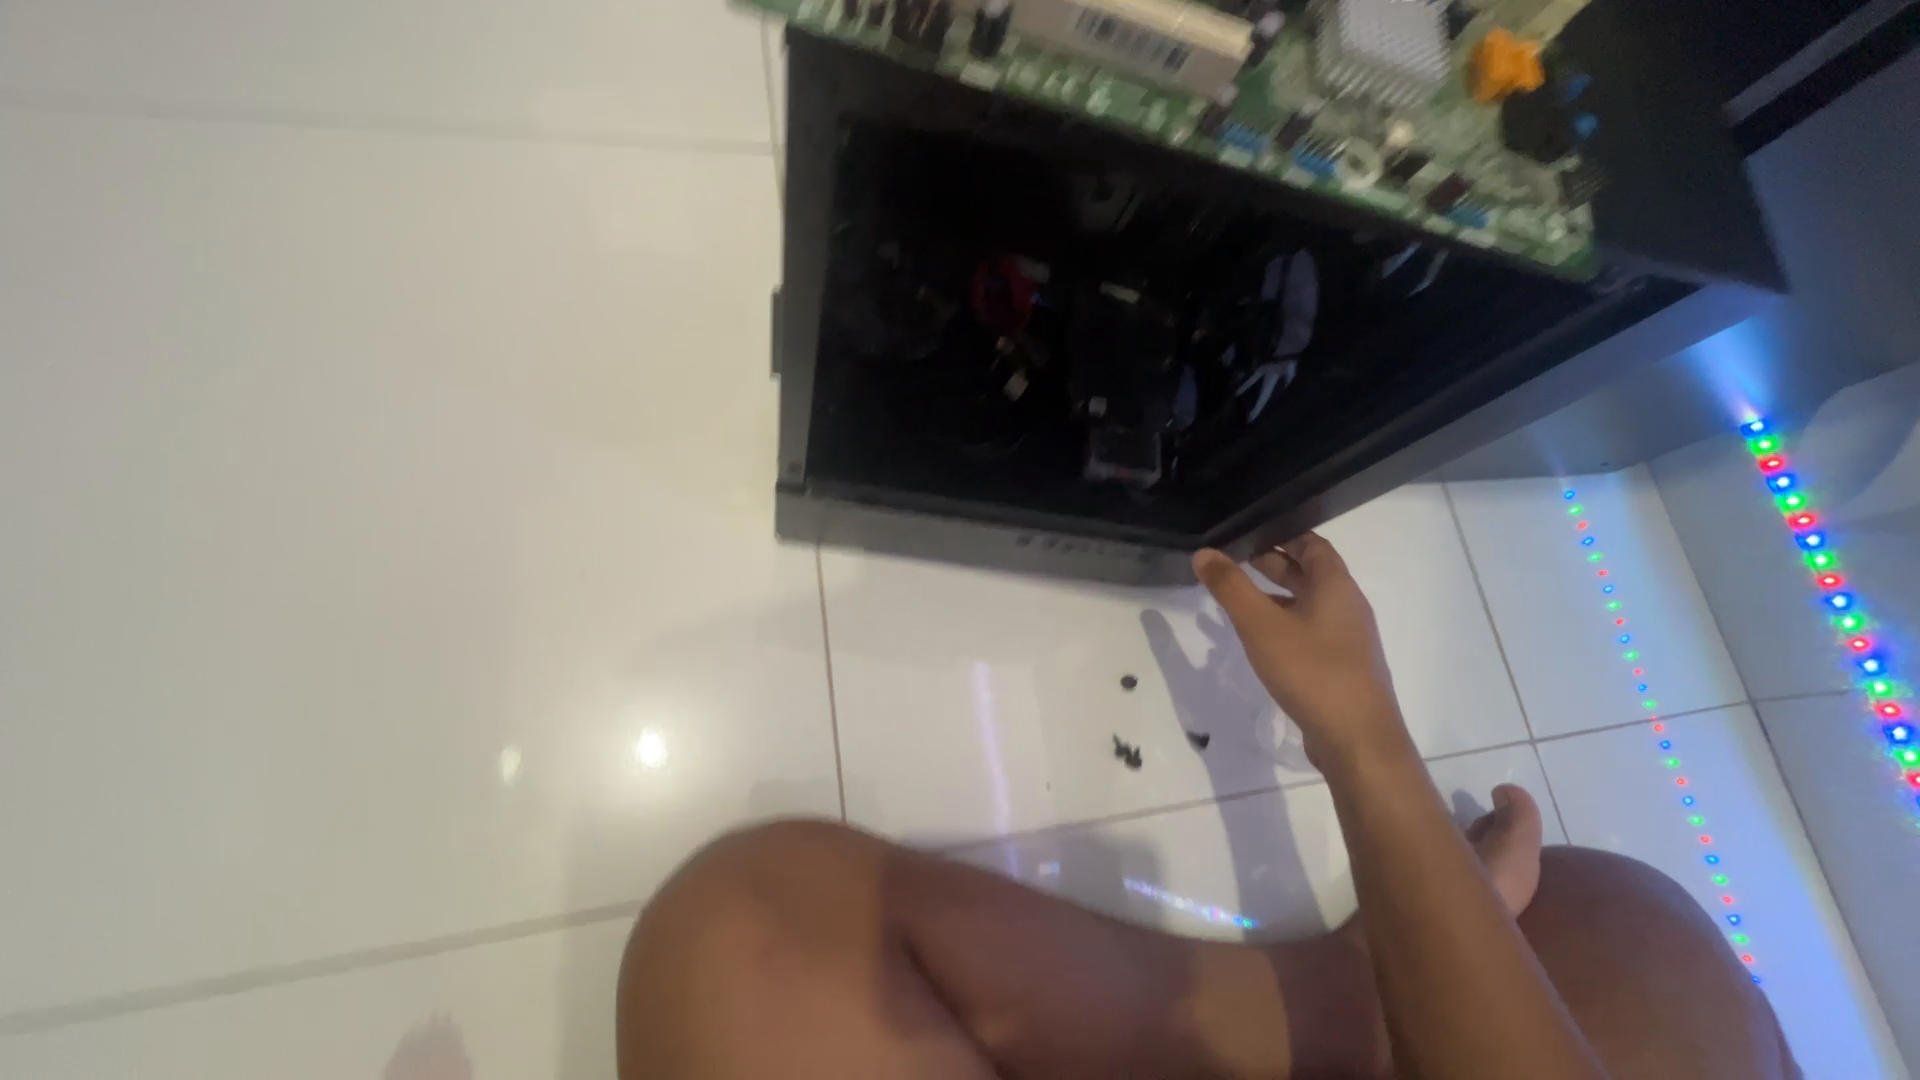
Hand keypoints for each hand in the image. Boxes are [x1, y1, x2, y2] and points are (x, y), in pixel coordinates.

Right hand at [1193, 535, 1411, 768]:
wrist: (1357, 739)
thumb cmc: (1312, 671)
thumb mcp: (1261, 625)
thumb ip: (1231, 587)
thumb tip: (1204, 553)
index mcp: (1336, 587)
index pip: (1313, 544)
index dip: (1283, 533)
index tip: (1250, 530)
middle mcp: (1347, 606)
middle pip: (1311, 573)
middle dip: (1275, 563)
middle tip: (1235, 558)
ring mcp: (1347, 639)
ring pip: (1309, 604)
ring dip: (1277, 595)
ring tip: (1239, 596)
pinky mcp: (1341, 666)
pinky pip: (1310, 631)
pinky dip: (1284, 623)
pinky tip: (1260, 638)